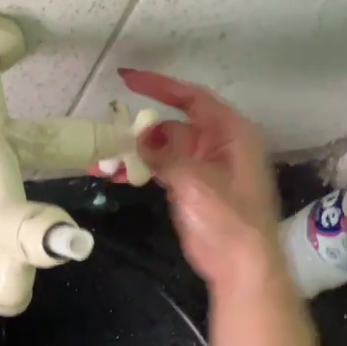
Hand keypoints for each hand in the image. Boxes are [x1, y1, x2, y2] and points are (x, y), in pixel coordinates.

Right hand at [117, 69, 282, 292]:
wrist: (243, 265)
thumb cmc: (230, 220)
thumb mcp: (197, 183)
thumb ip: (166, 157)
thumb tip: (139, 141)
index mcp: (231, 135)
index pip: (193, 99)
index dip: (160, 86)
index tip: (127, 80)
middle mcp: (218, 145)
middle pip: (173, 125)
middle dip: (139, 130)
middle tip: (108, 136)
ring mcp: (204, 168)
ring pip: (163, 150)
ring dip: (134, 154)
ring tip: (104, 161)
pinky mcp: (192, 189)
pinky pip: (161, 170)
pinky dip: (139, 171)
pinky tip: (115, 176)